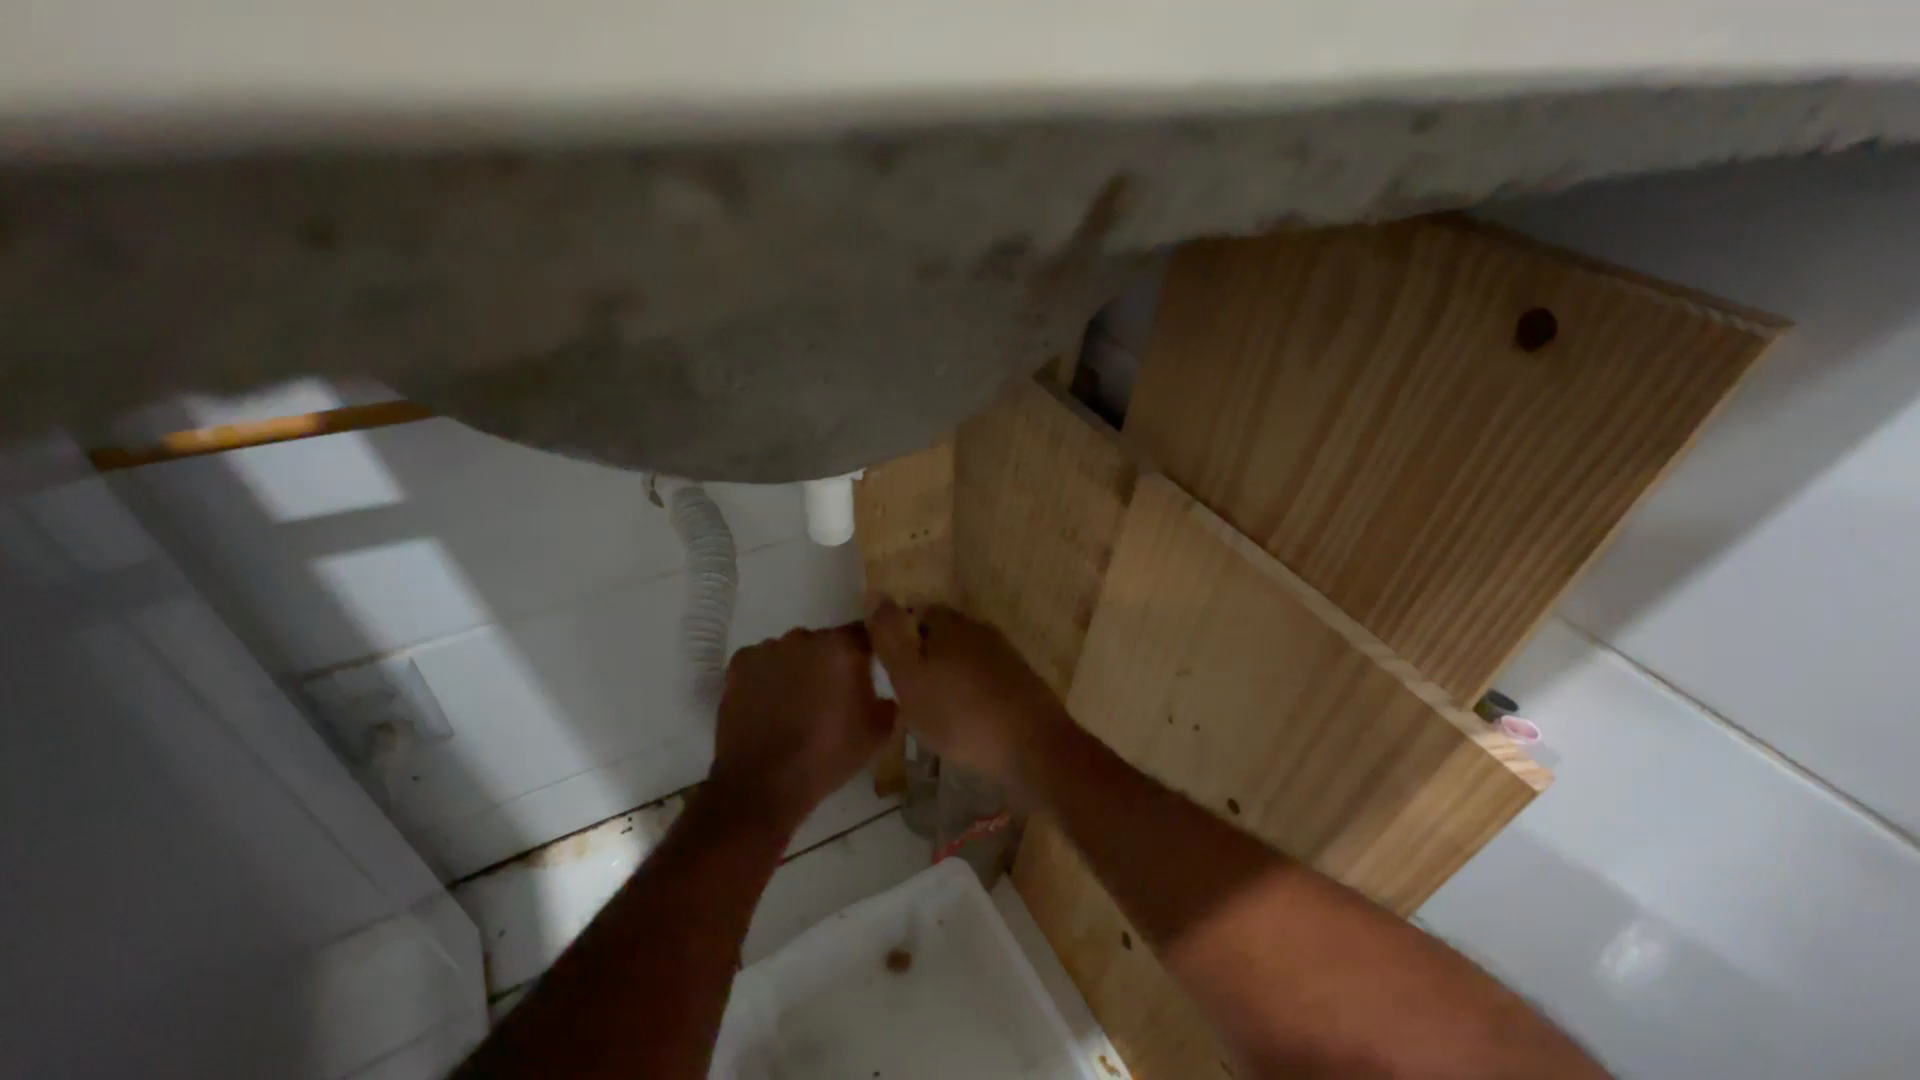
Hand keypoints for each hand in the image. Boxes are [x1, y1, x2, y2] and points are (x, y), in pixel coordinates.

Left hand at [708, 624, 894, 829]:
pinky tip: (770, 706)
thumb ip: (888, 702)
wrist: (763, 783)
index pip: (864, 634)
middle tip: (833, 696)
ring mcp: (767, 649)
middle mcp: (804, 637)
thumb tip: (881, 694)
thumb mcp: (878, 733)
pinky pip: (763, 663)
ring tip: (796, 706)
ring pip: (792, 653)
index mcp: (842, 648)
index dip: (868, 653)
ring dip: (798, 670)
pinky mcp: (739, 664)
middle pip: (826, 643)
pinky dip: (768, 678)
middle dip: (831, 664)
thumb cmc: (828, 756)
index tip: (870, 673)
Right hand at [866, 600, 1071, 788]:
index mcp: (950, 623)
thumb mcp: (909, 678)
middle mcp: (979, 629)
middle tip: (904, 691)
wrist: (1033, 746)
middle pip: (941, 634)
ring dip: (946, 676)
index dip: (897, 635)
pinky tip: (963, 719)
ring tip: (930, 709)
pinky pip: (983, 679)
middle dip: (922, 656)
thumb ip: (889, 638)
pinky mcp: (1020, 682)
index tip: (886, 666)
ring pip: (963, 657)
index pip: (915, 611)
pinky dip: (968, 693)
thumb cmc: (960, 714)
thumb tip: (875, 594)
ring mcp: (1004, 655)